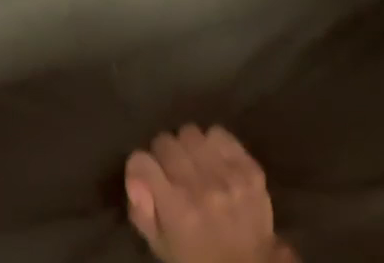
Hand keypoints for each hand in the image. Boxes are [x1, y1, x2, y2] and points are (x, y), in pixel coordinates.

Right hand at [126, 126, 294, 262]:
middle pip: (165, 141)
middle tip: (173, 171)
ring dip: (188, 146)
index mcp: (175, 207)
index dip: (142, 166)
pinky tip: (216, 160)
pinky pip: (220, 134)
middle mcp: (199, 185)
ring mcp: (227, 173)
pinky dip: (213, 144)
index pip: (141, 160)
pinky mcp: (248, 166)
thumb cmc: (197, 257)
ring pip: (191, 133)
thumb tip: (135, 174)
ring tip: (195, 163)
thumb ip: (141, 209)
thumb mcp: (160, 244)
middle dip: (164, 155)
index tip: (150, 176)